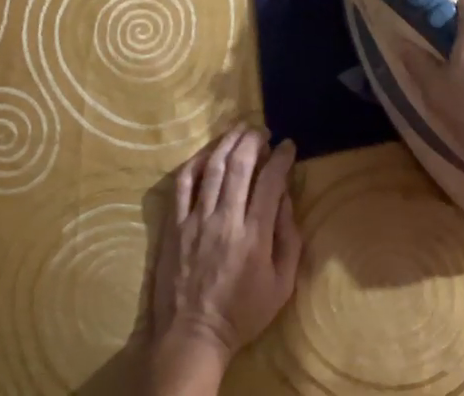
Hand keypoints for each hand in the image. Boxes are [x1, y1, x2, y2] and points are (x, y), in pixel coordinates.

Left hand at [146, 126, 301, 391]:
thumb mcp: (282, 284)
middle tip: (264, 131)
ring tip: (240, 129)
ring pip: (212, 167)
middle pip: (240, 165)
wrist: (193, 333)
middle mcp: (224, 219)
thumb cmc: (243, 312)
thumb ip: (288, 237)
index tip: (289, 145)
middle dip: (254, 141)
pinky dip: (196, 162)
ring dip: (228, 142)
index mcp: (254, 235)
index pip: (270, 181)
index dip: (282, 157)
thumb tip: (285, 198)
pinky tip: (208, 152)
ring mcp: (195, 219)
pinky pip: (183, 183)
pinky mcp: (175, 224)